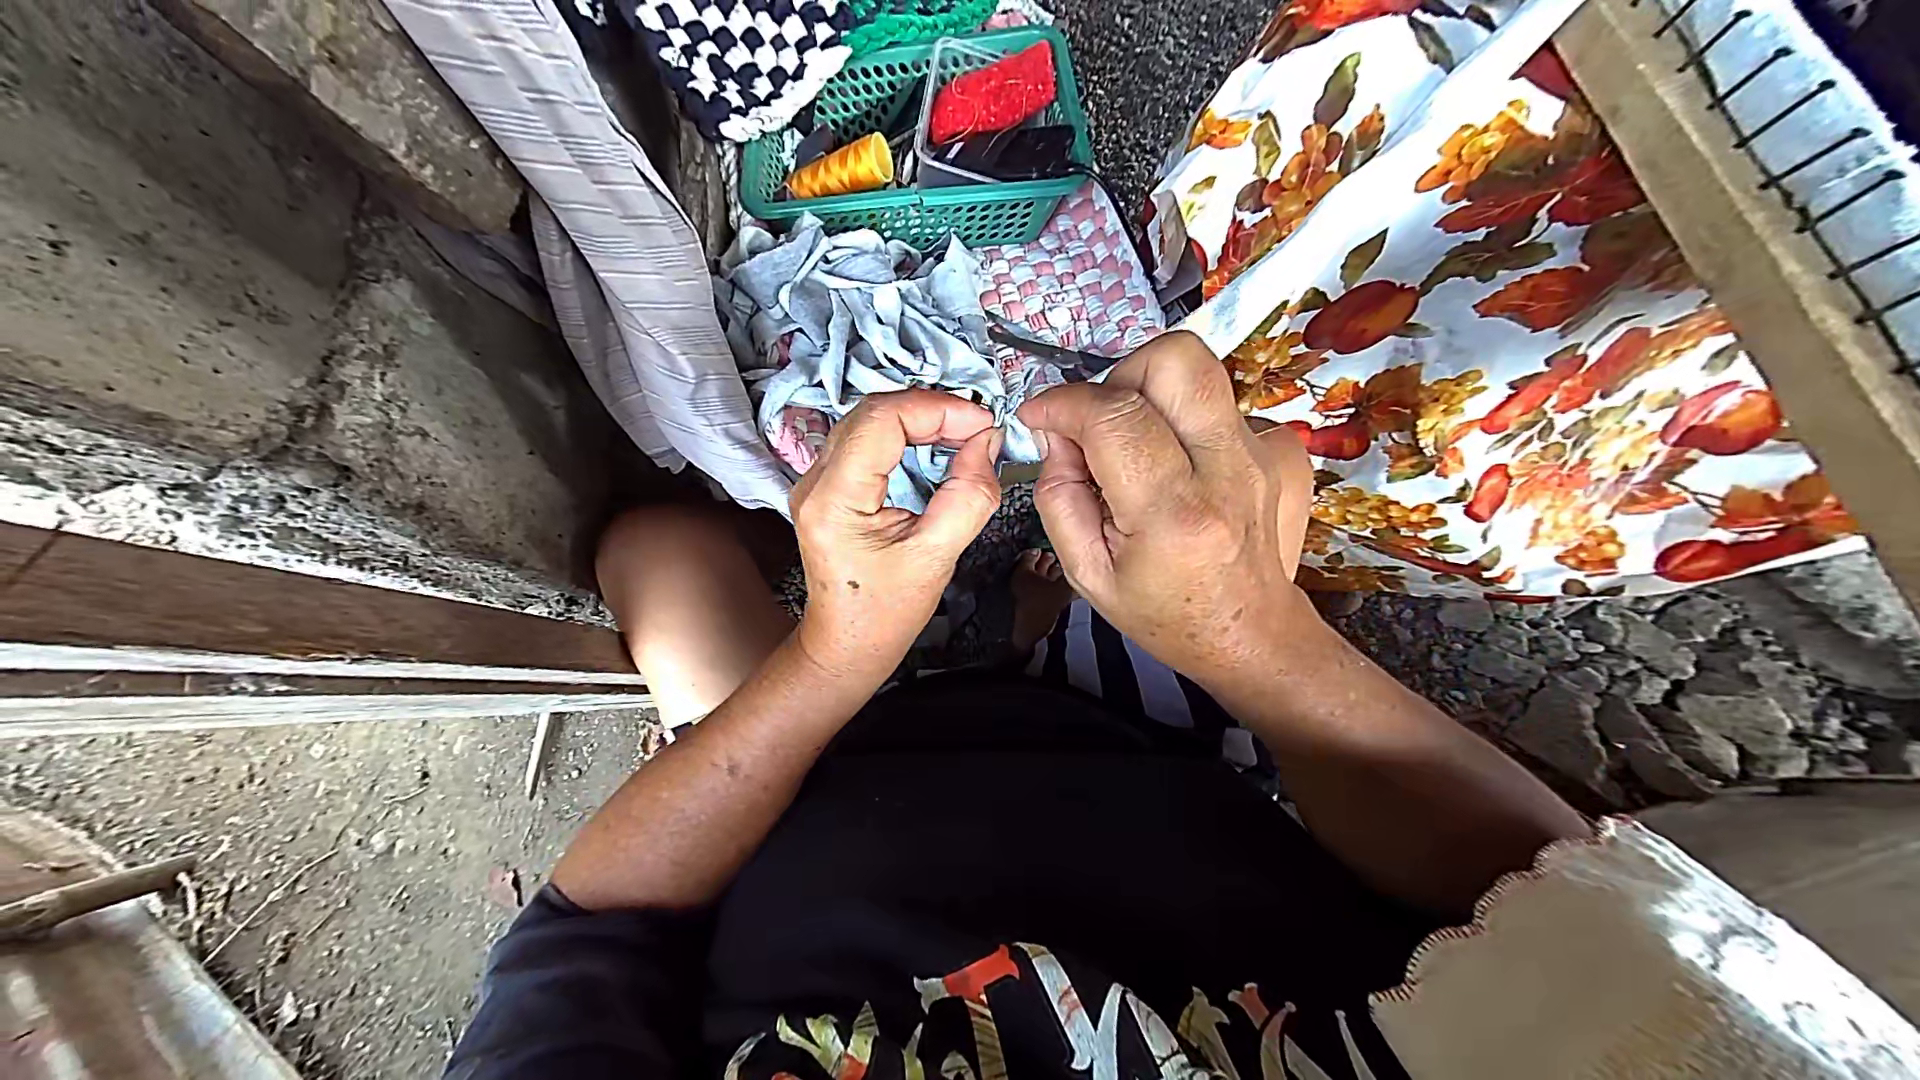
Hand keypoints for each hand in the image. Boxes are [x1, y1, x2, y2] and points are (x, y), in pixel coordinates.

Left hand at [790, 390, 1002, 681]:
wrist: (848, 642)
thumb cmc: (885, 612)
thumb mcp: (937, 556)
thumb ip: (969, 496)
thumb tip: (987, 444)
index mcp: (834, 499)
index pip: (882, 420)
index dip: (937, 410)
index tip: (981, 424)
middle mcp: (815, 481)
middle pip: (874, 412)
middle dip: (932, 410)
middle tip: (977, 428)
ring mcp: (817, 481)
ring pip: (870, 420)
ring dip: (920, 419)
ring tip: (963, 435)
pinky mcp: (829, 485)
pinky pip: (868, 440)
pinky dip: (907, 435)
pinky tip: (936, 447)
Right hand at [1016, 331, 1316, 695]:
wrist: (1250, 632)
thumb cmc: (1165, 612)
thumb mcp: (1086, 572)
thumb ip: (1057, 497)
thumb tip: (1057, 436)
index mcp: (1173, 513)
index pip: (1113, 416)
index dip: (1063, 403)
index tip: (1040, 416)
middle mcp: (1227, 471)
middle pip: (1175, 359)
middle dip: (1120, 375)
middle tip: (1102, 421)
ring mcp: (1263, 455)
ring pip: (1198, 373)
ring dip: (1150, 398)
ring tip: (1139, 450)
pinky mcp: (1282, 449)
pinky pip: (1219, 405)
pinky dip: (1185, 425)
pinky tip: (1183, 470)